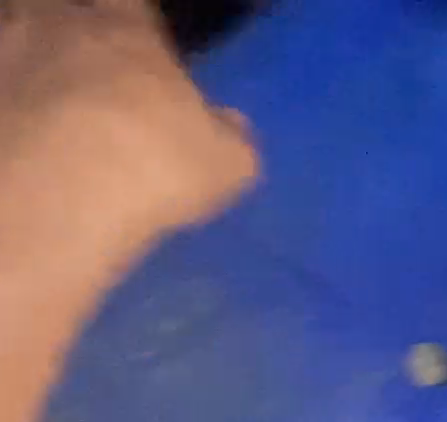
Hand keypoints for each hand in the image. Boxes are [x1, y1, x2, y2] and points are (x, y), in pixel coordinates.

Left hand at [0, 0, 257, 265]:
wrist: (59, 188)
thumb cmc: (161, 162)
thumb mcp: (232, 162)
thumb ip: (231, 134)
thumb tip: (229, 120)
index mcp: (126, 33)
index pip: (133, 3)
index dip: (140, 16)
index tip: (149, 34)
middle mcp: (55, 23)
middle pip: (59, 8)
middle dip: (76, 28)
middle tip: (94, 60)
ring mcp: (4, 49)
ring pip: (20, 36)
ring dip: (37, 56)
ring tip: (60, 91)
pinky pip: (7, 79)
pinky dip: (19, 94)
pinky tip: (34, 122)